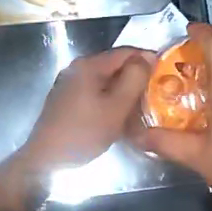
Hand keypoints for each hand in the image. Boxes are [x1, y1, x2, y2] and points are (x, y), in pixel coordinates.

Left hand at [16, 47, 153, 172]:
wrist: (45, 158)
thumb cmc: (84, 132)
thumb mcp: (116, 107)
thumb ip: (134, 79)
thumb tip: (148, 57)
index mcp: (89, 65)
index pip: (126, 52)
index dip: (148, 59)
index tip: (166, 73)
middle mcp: (77, 69)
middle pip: (115, 66)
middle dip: (136, 78)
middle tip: (157, 94)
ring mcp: (69, 85)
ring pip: (105, 82)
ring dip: (124, 92)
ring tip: (142, 108)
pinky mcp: (66, 101)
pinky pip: (95, 94)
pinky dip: (110, 101)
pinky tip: (120, 117)